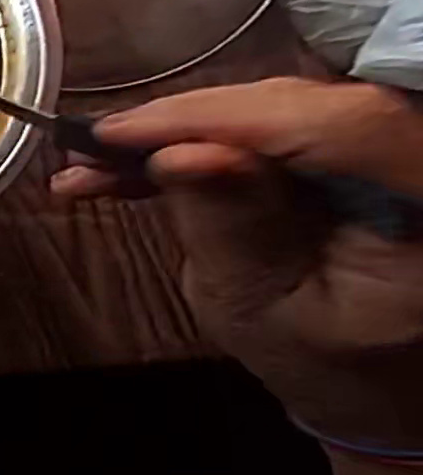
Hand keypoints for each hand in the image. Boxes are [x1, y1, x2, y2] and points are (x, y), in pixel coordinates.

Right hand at [50, 77, 422, 446]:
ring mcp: (403, 146)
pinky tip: (130, 160)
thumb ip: (230, 226)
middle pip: (302, 104)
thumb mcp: (260, 301)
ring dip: (176, 128)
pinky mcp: (367, 145)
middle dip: (182, 121)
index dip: (214, 118)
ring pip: (279, 104)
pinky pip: (276, 118)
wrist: (385, 371)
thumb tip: (179, 157)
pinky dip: (194, 136)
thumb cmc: (324, 355)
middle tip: (84, 148)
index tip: (107, 134)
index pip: (338, 126)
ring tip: (92, 161)